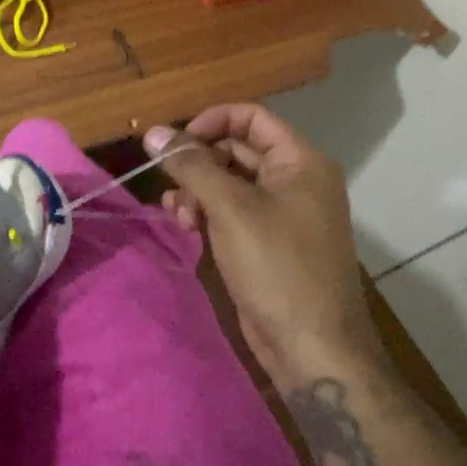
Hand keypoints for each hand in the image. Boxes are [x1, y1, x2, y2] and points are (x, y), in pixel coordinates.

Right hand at [146, 104, 384, 381]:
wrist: (313, 348)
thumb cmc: (277, 267)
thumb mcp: (230, 208)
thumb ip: (190, 165)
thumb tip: (153, 132)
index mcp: (300, 162)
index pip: (251, 117)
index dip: (211, 121)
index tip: (175, 143)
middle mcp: (295, 181)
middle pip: (236, 149)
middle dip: (198, 162)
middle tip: (168, 181)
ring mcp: (282, 213)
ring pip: (227, 181)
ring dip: (196, 190)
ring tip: (179, 214)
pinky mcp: (267, 242)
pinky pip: (230, 211)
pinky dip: (205, 212)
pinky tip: (185, 226)